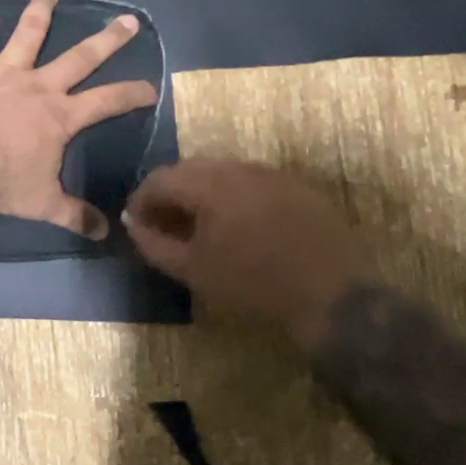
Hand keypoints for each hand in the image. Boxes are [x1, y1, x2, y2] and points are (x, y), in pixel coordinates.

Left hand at [0, 0, 159, 239]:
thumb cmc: (0, 182)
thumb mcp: (43, 203)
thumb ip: (75, 215)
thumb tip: (105, 233)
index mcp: (61, 115)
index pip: (107, 102)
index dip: (132, 93)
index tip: (150, 87)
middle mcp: (38, 86)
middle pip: (80, 57)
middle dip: (107, 39)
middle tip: (127, 20)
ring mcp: (3, 72)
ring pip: (27, 34)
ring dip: (39, 13)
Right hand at [123, 159, 366, 342]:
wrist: (331, 295)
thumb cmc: (253, 284)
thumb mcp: (192, 270)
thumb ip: (154, 244)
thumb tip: (134, 225)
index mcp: (210, 185)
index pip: (161, 178)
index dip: (141, 199)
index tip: (136, 222)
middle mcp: (240, 168)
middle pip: (191, 169)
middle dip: (170, 192)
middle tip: (163, 222)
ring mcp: (273, 175)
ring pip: (223, 172)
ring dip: (202, 192)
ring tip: (199, 223)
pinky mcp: (298, 187)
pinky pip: (253, 182)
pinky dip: (234, 196)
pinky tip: (239, 225)